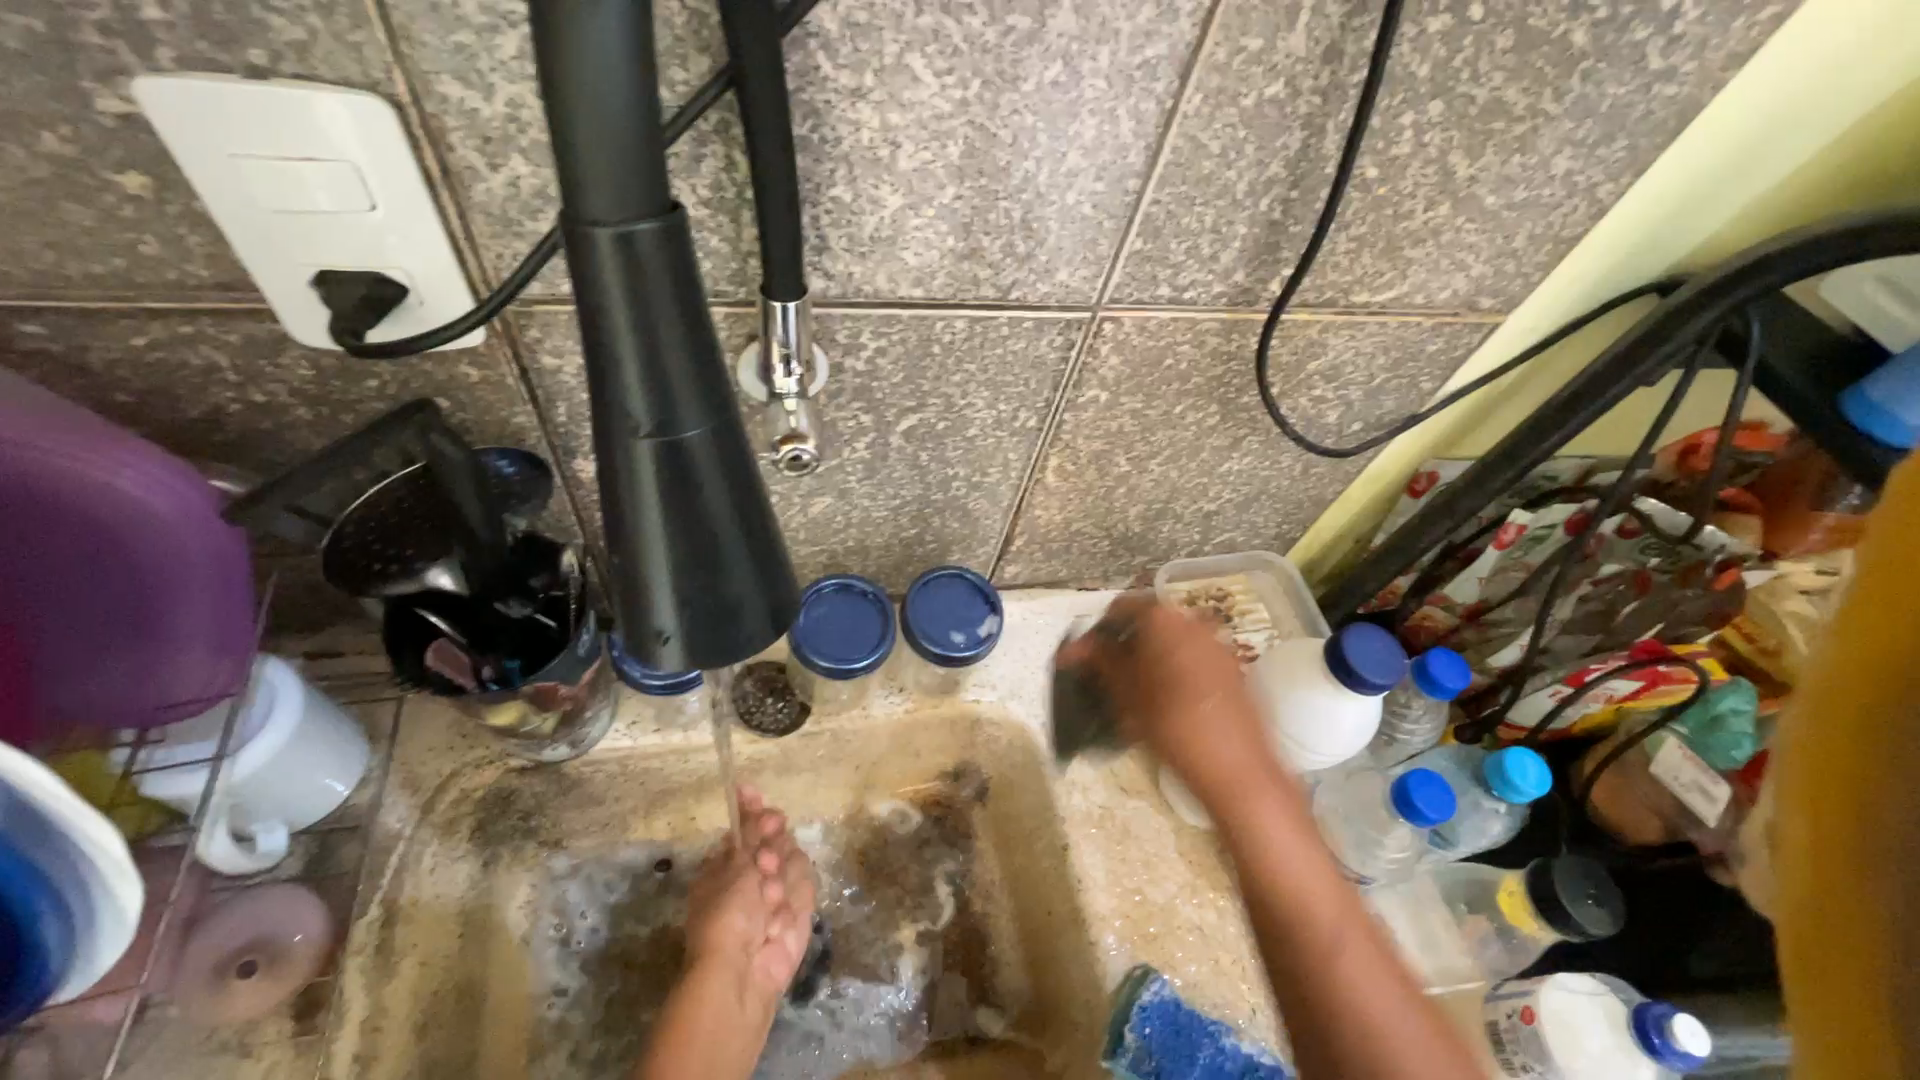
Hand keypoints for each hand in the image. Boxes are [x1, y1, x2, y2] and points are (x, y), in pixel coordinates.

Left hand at [682, 786, 818, 1018]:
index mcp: (727, 863)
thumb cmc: (725, 915)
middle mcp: (753, 873)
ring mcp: (777, 890)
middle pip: (777, 838)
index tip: (756, 800)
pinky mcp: (798, 909)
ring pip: (795, 859)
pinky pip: (805, 886)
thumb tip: (746, 790)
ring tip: (767, 903)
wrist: (740, 971)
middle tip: (764, 864)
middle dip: (773, 848)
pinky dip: (792, 903)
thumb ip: (751, 829)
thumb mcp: (734, 866)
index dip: (755, 811)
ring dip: (782, 879)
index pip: (747, 825)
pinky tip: (777, 923)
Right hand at [1056, 594, 1281, 808]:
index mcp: (1164, 618)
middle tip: (1107, 674)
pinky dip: (1174, 667)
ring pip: (1173, 640)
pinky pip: (1193, 656)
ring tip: (1134, 690)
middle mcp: (1193, 620)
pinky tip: (1165, 699)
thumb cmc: (1172, 725)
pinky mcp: (1232, 667)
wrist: (1236, 766)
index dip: (1100, 629)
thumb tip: (1072, 647)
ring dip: (1150, 656)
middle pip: (1149, 621)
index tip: (1087, 655)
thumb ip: (1099, 662)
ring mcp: (1217, 643)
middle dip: (1126, 643)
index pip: (1121, 606)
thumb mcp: (1126, 694)